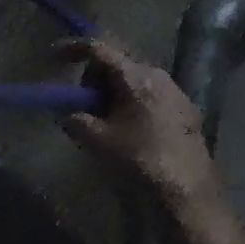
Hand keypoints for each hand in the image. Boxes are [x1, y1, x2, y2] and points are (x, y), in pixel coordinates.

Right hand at [59, 39, 223, 210]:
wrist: (190, 195)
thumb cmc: (140, 160)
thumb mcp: (95, 139)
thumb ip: (73, 118)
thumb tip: (66, 112)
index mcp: (135, 78)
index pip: (98, 48)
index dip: (73, 47)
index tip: (54, 55)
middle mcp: (158, 76)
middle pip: (116, 63)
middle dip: (95, 77)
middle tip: (84, 101)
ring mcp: (177, 93)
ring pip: (135, 79)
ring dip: (115, 90)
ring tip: (107, 117)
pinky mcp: (188, 111)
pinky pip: (152, 94)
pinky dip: (134, 101)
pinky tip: (131, 127)